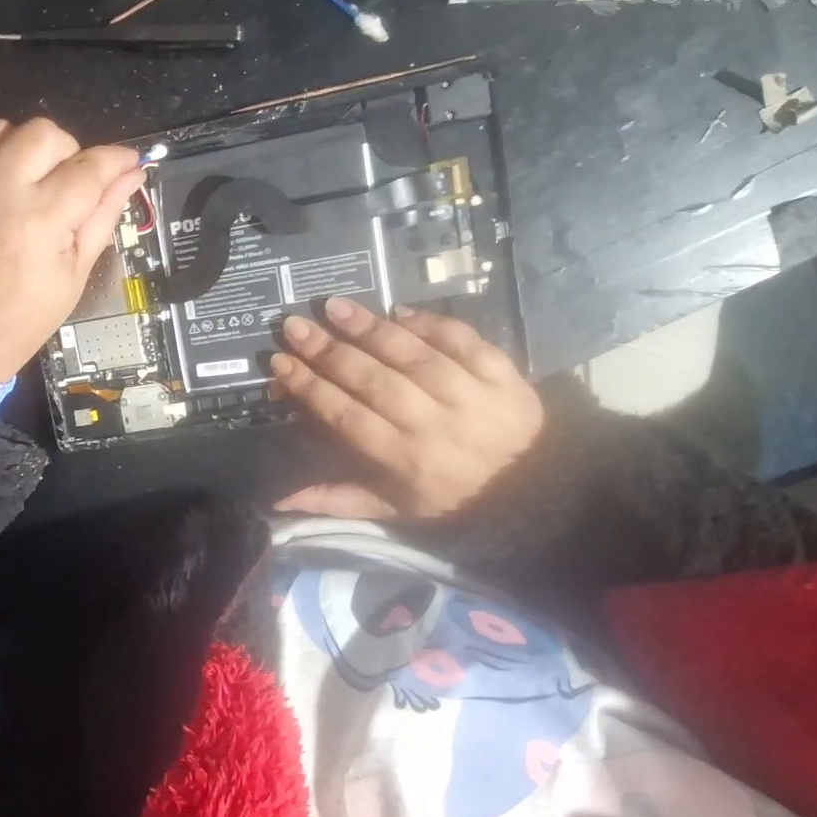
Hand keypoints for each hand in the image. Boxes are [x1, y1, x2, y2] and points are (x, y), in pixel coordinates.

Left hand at [0, 118, 144, 381]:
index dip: (116, 160)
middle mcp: (0, 192)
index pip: (89, 169)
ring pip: (6, 128)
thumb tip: (131, 177)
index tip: (131, 160)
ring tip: (33, 180)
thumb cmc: (20, 320)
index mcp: (39, 222)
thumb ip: (102, 219)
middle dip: (70, 151)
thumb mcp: (73, 277)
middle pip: (46, 135)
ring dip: (29, 146)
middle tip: (70, 184)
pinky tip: (1, 178)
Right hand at [271, 298, 542, 518]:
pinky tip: (399, 311)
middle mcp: (433, 425)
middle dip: (329, 351)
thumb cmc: (454, 497)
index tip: (281, 363)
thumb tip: (279, 500)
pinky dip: (430, 324)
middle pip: (374, 382)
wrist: (537, 490)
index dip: (311, 389)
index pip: (348, 417)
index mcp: (405, 459)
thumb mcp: (396, 509)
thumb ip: (338, 499)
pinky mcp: (502, 374)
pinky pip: (461, 341)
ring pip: (413, 356)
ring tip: (335, 307)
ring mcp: (470, 395)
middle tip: (296, 326)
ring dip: (371, 329)